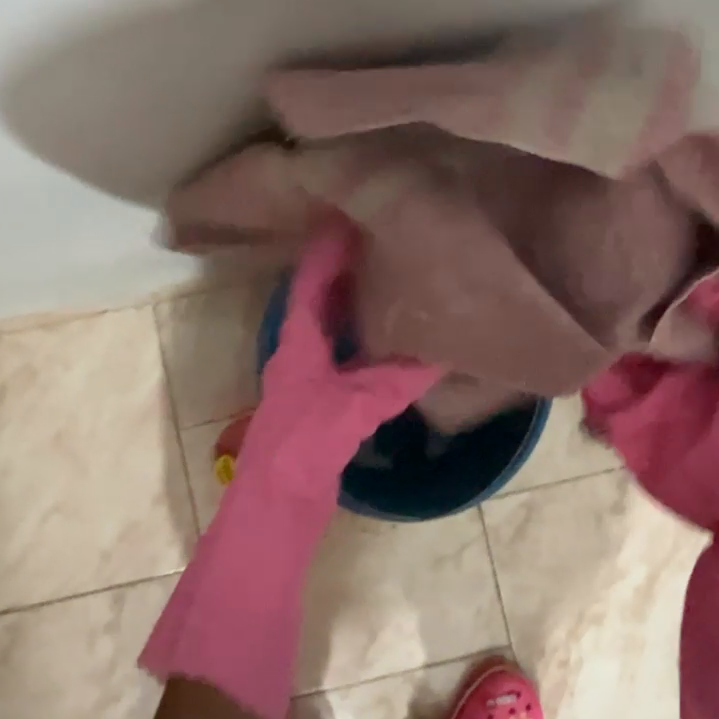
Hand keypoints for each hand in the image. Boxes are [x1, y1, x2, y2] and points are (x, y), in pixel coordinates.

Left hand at [232, 216, 441, 515]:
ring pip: (330, 329)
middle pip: (318, 301)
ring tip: (388, 283)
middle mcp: (297, 352)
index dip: (326, 251)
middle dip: (343, 273)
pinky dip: (361, 341)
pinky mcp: (318, 401)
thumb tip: (441, 355)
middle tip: (379, 246)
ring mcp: (305, 377)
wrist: (278, 498)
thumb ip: (397, 378)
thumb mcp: (357, 404)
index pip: (310, 283)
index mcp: (297, 342)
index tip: (349, 220)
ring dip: (352, 306)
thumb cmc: (307, 441)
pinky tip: (388, 343)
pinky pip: (341, 357)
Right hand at [581, 273, 718, 718]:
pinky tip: (570, 345)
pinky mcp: (624, 426)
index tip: (637, 245)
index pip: (687, 296)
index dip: (666, 273)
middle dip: (620, 298)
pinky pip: (590, 392)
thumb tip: (694, 283)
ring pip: (608, 350)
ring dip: (594, 332)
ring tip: (573, 301)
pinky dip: (578, 371)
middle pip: (639, 319)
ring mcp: (650, 395)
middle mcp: (684, 363)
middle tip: (594, 269)